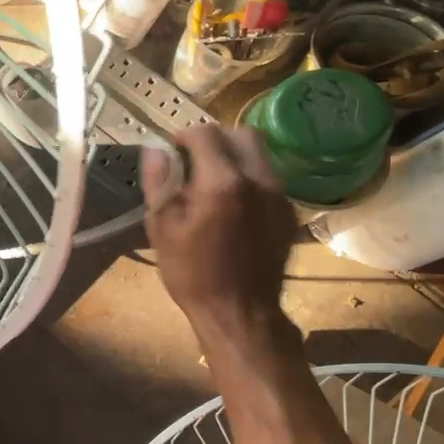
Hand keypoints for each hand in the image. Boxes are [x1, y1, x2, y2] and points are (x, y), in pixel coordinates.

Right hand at [140, 125, 296, 342]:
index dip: (183, 137)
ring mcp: (279, 194)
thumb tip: (155, 150)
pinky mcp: (288, 210)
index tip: (170, 153)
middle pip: (242, 134)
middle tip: (191, 162)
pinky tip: (229, 207)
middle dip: (214, 140)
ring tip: (208, 186)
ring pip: (259, 155)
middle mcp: (258, 179)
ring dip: (232, 158)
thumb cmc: (190, 272)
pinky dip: (247, 179)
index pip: (205, 134)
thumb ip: (158, 183)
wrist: (239, 310)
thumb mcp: (161, 228)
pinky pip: (267, 179)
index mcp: (222, 183)